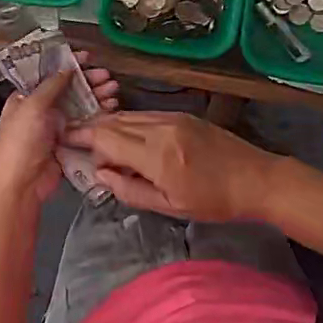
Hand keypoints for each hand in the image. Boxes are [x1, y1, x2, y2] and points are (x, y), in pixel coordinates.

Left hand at [0, 53, 120, 199]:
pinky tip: (112, 109)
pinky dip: (98, 116)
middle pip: (68, 89)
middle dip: (88, 81)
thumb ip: (51, 85)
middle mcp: (40, 109)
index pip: (48, 74)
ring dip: (96, 96)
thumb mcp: (32, 107)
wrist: (22, 185)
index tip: (86, 58)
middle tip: (107, 76)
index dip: (66, 64)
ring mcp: (55, 126)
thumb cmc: (21, 142)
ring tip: (114, 91)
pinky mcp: (68, 143)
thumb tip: (66, 67)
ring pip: (79, 106)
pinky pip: (85, 125)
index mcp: (26, 97)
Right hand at [61, 112, 279, 222]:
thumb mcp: (170, 207)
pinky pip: (144, 115)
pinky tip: (121, 135)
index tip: (65, 143)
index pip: (107, 139)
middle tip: (71, 138)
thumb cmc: (215, 201)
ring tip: (91, 137)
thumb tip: (101, 174)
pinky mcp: (181, 115)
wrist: (257, 179)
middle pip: (113, 122)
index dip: (84, 141)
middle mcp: (161, 128)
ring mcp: (172, 118)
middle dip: (89, 130)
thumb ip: (130, 191)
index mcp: (157, 155)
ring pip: (127, 115)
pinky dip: (126, 123)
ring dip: (106, 124)